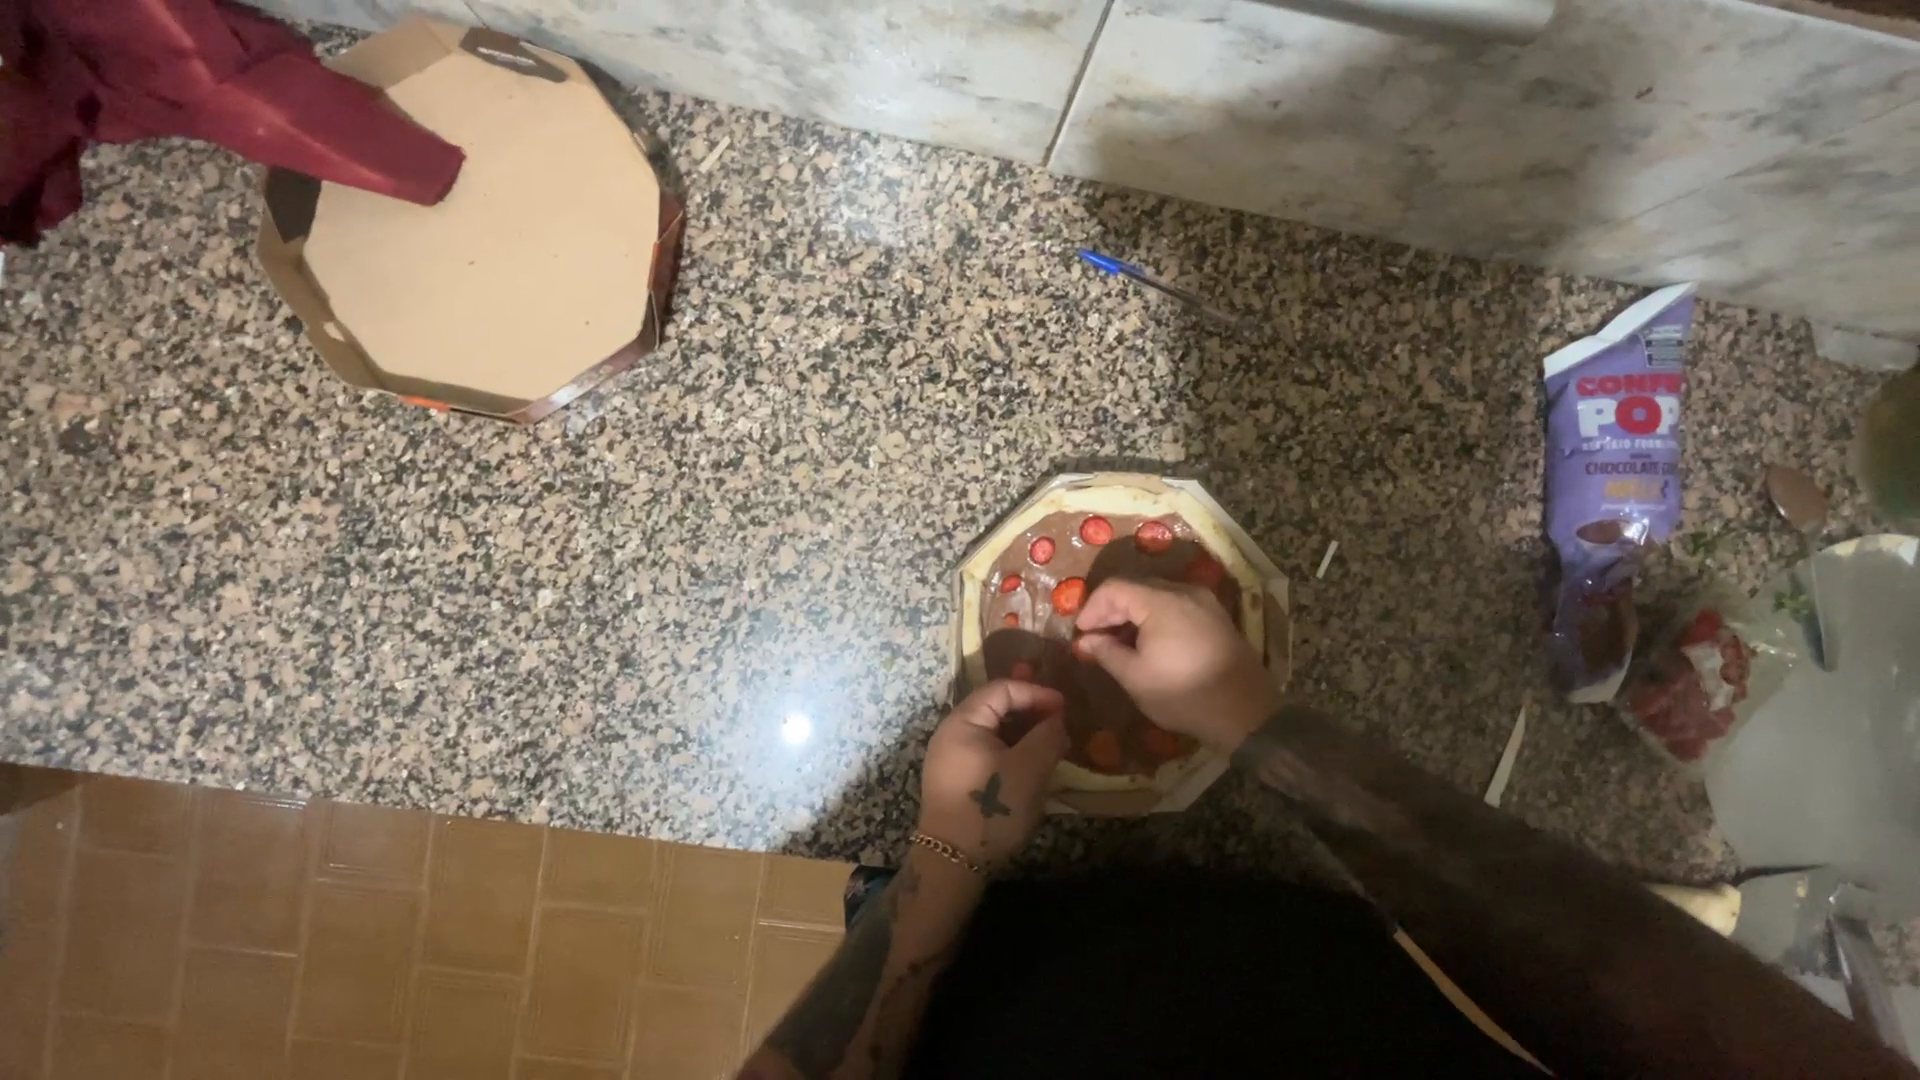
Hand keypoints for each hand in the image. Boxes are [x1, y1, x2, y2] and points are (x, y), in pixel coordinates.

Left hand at [917, 680, 1068, 866]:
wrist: (952, 862)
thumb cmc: (991, 808)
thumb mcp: (1028, 769)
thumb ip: (1047, 737)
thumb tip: (1057, 721)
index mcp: (963, 721)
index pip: (1002, 689)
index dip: (1036, 693)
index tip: (1065, 707)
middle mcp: (950, 733)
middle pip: (994, 707)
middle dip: (1031, 712)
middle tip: (1061, 724)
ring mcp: (949, 757)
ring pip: (992, 731)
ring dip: (1023, 733)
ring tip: (1051, 746)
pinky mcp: (955, 780)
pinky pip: (986, 751)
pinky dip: (1011, 751)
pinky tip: (1031, 766)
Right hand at [1074, 577, 1276, 750]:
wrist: (1245, 713)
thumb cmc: (1183, 695)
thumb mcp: (1136, 678)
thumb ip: (1107, 653)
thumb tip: (1087, 641)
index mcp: (1161, 602)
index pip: (1115, 588)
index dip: (1092, 608)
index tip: (1082, 634)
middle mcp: (1184, 592)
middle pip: (1136, 587)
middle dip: (1112, 610)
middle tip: (1097, 638)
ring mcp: (1204, 602)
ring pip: (1156, 595)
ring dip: (1133, 614)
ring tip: (1120, 642)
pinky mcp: (1216, 616)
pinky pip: (1176, 605)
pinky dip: (1155, 617)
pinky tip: (1149, 642)